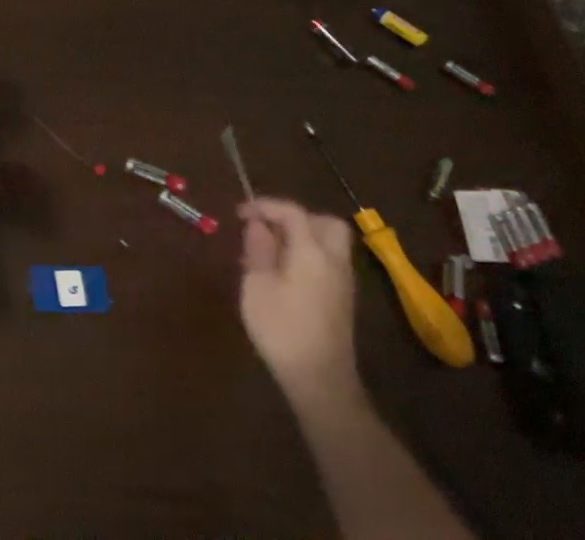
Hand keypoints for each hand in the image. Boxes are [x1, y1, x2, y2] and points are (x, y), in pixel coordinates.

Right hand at [238, 197, 360, 399]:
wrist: (319, 377)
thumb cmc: (281, 328)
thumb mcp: (257, 285)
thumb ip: (258, 250)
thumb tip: (257, 225)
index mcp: (313, 252)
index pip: (294, 213)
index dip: (266, 206)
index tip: (240, 212)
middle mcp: (335, 260)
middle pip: (325, 222)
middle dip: (295, 217)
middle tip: (267, 227)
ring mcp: (343, 281)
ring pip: (330, 242)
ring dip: (302, 236)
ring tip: (269, 250)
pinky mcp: (343, 298)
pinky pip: (328, 261)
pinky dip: (308, 254)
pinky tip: (283, 272)